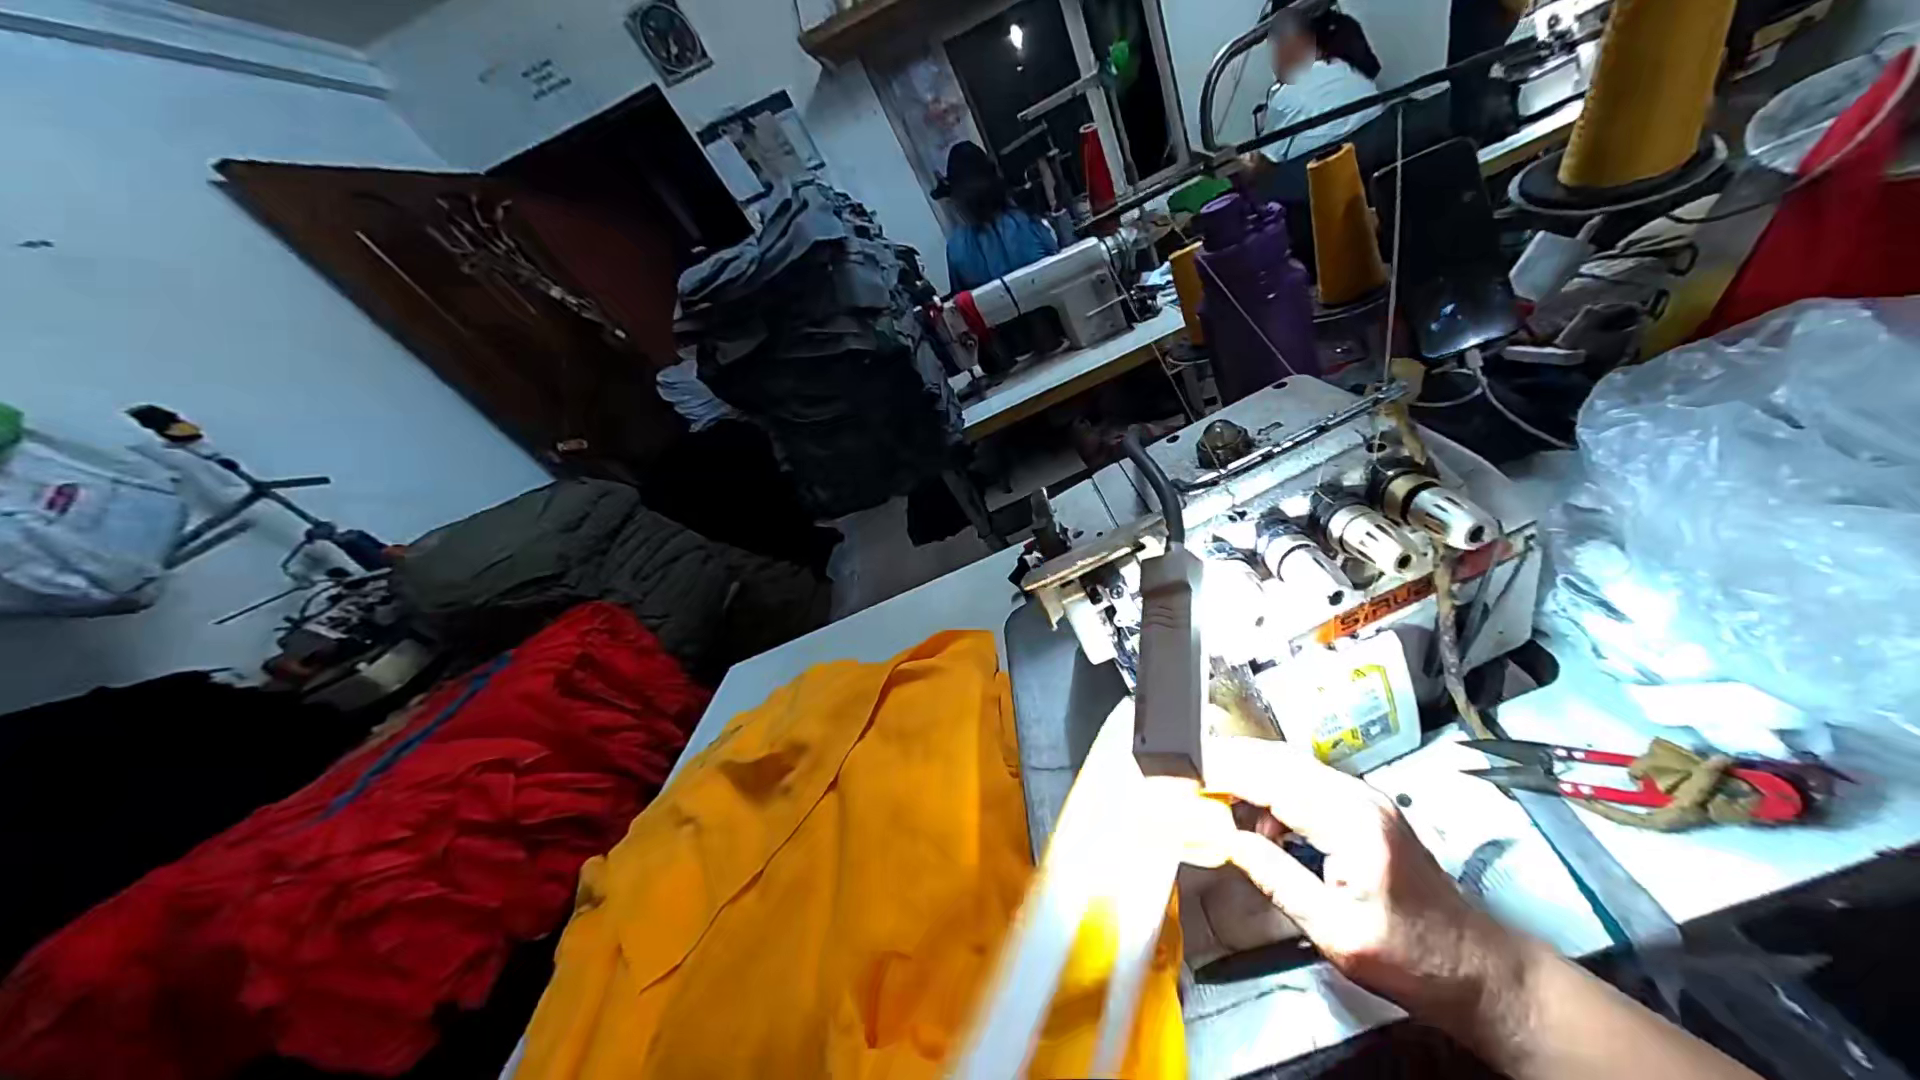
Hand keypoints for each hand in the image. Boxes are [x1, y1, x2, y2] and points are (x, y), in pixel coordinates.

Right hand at [1182, 736, 1533, 1041]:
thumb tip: (1226, 840)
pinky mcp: (1363, 808)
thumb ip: (1277, 878)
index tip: (1186, 775)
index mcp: (1353, 824)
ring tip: (1211, 790)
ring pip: (1290, 764)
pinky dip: (1270, 787)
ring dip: (1247, 771)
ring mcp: (1364, 799)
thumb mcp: (1335, 932)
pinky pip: (1304, 781)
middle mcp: (1359, 798)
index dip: (1224, 773)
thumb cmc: (1411, 960)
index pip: (1273, 781)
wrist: (1479, 970)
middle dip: (1229, 759)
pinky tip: (1258, 818)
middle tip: (1187, 770)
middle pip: (1279, 759)